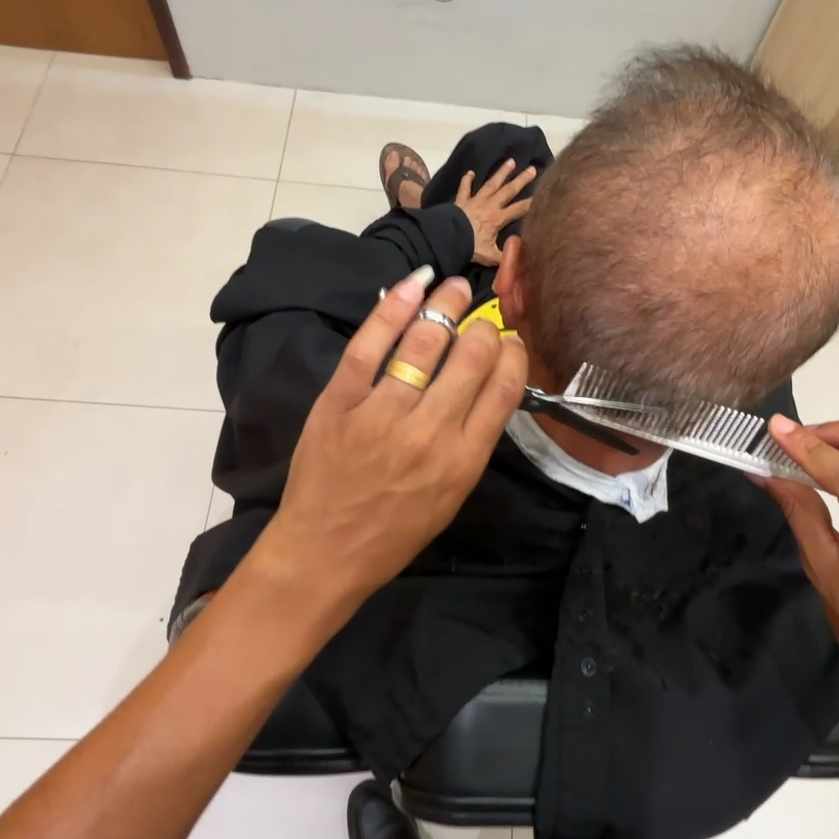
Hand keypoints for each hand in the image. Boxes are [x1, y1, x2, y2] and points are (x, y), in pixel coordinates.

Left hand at [245, 266, 528, 607]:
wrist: (324, 553)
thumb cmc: (394, 533)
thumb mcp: (451, 496)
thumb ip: (471, 441)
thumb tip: (488, 384)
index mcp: (464, 459)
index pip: (504, 387)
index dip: (513, 352)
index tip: (510, 341)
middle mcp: (429, 431)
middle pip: (471, 356)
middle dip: (483, 326)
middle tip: (481, 317)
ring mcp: (381, 413)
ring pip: (424, 342)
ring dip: (446, 305)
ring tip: (454, 286)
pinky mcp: (339, 401)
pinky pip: (369, 345)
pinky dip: (392, 308)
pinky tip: (413, 285)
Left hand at [453, 159, 535, 266]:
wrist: (447, 239)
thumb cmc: (470, 247)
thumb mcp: (490, 257)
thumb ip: (506, 256)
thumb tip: (520, 256)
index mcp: (498, 219)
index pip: (519, 209)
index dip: (532, 202)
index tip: (544, 194)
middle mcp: (489, 206)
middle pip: (508, 191)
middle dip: (521, 180)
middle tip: (532, 169)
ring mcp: (475, 201)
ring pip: (490, 184)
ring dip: (501, 173)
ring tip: (510, 161)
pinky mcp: (461, 201)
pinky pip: (464, 189)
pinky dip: (466, 180)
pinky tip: (469, 172)